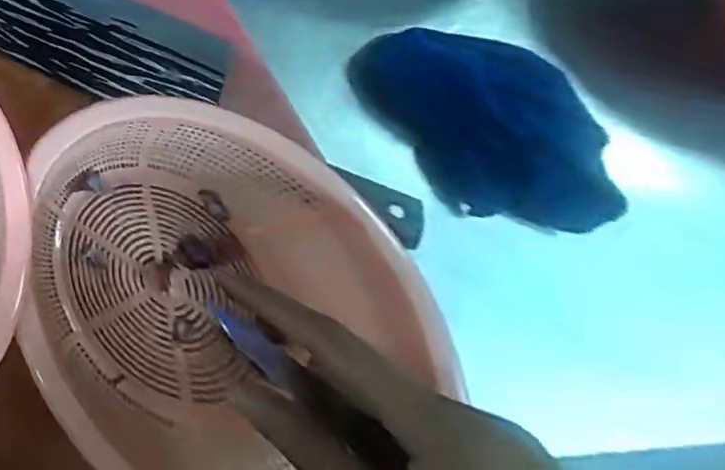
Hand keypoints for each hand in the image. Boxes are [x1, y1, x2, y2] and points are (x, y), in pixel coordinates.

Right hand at [216, 272, 557, 469]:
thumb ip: (310, 449)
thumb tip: (243, 388)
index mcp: (444, 420)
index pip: (338, 342)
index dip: (274, 304)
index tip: (224, 274)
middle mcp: (475, 419)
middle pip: (367, 375)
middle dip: (303, 363)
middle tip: (242, 344)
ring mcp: (500, 448)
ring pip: (394, 408)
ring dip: (336, 403)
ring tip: (283, 399)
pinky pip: (422, 437)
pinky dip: (374, 435)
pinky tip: (347, 449)